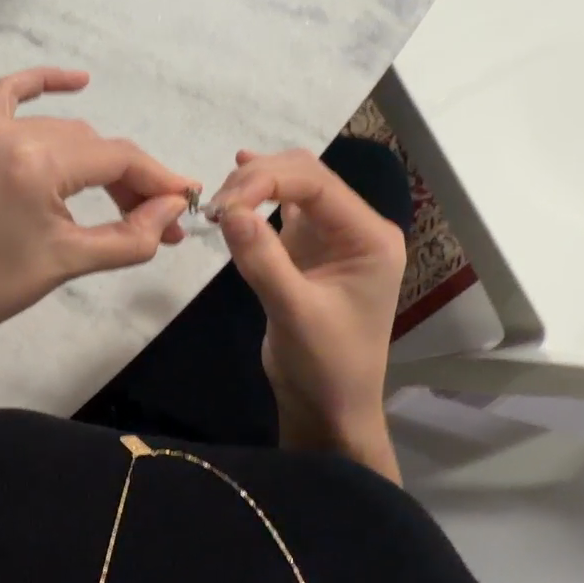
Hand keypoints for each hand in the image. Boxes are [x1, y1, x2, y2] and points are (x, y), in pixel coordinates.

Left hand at [0, 68, 197, 356]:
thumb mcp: (72, 262)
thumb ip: (132, 235)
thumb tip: (173, 208)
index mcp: (36, 165)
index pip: (117, 159)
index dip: (158, 180)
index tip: (186, 201)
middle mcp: (12, 135)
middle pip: (94, 146)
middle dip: (130, 182)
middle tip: (154, 222)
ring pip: (64, 131)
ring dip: (96, 159)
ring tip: (121, 200)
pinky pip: (10, 94)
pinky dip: (42, 85)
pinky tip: (79, 82)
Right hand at [207, 148, 406, 480]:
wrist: (329, 406)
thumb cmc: (324, 365)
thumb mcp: (293, 312)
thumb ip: (263, 259)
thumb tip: (228, 210)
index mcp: (369, 237)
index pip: (316, 183)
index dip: (266, 181)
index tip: (222, 205)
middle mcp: (355, 228)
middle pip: (305, 176)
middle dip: (258, 180)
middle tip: (213, 208)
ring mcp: (331, 237)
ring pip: (292, 187)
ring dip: (254, 187)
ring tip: (216, 206)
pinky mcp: (307, 250)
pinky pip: (283, 210)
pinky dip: (257, 198)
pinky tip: (235, 188)